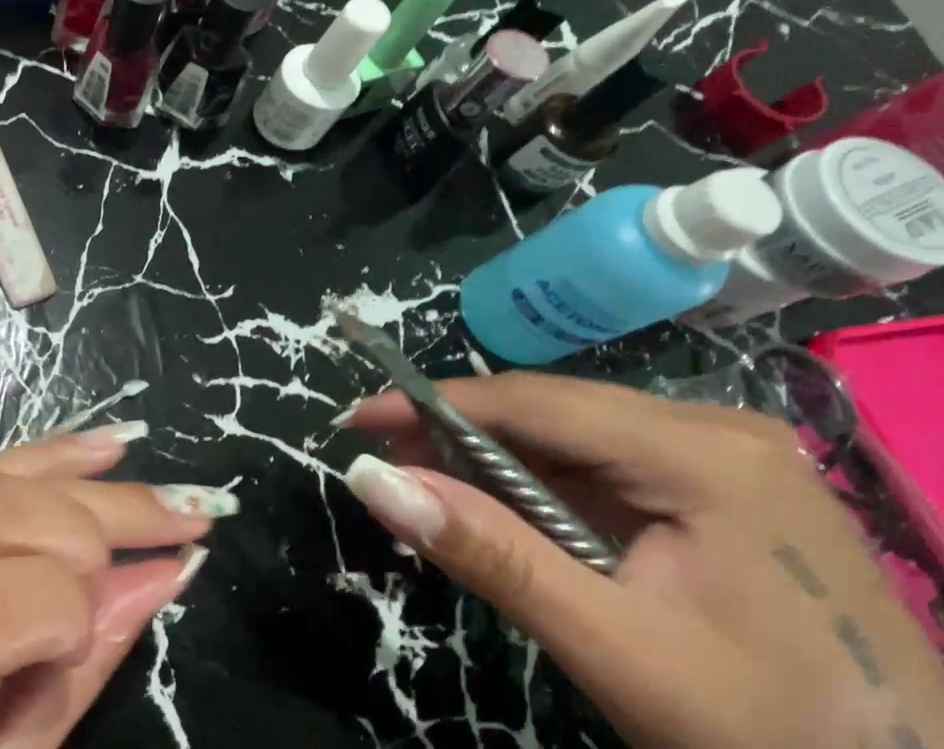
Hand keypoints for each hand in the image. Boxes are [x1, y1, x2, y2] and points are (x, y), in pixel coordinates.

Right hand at [340, 372, 943, 747]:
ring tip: (433, 497)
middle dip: (459, 437)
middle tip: (385, 471)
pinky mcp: (729, 490)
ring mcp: (731, 458)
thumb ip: (488, 552)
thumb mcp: (611, 644)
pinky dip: (546, 490)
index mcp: (703, 454)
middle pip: (553, 412)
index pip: (534, 402)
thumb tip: (368, 478)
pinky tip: (511, 519)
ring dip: (498, 465)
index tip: (353, 420)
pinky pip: (608, 468)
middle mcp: (719, 431)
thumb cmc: (767, 728)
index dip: (431, 405)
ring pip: (576, 438)